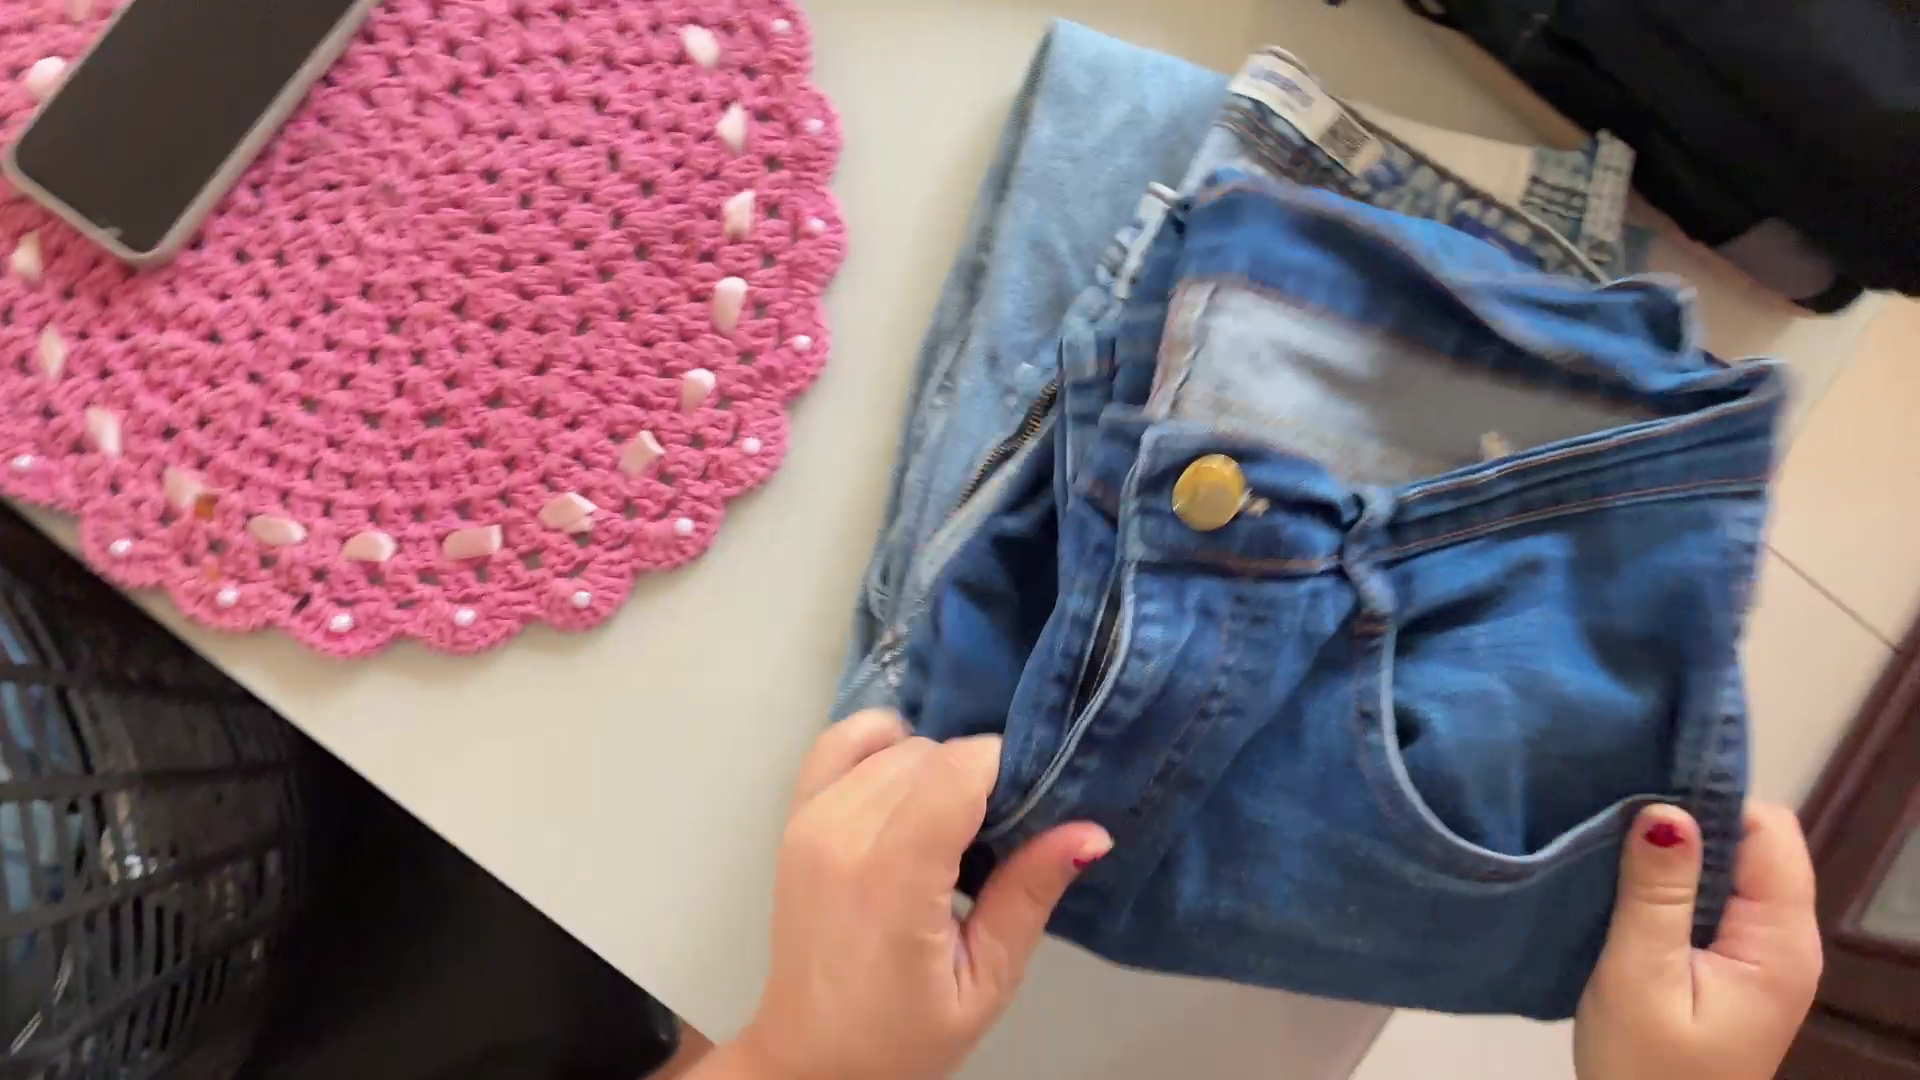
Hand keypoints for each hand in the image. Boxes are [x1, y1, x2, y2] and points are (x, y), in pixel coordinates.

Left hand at [716, 710, 1111, 1079]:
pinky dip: (879, 741)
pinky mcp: (796, 814)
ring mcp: (813, 817)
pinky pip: (840, 740)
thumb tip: (1093, 831)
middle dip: (974, 776)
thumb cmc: (903, 1034)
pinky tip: (903, 775)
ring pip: (896, 746)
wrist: (810, 1057)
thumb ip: (1030, 895)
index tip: (1026, 801)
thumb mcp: (985, 981)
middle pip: (931, 752)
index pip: (957, 769)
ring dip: (933, 766)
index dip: (1003, 767)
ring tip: (947, 820)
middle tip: (991, 829)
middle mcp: (844, 831)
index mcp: (892, 878)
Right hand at [1574, 803, 1822, 1079]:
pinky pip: (1697, 889)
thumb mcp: (1642, 974)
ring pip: (1718, 863)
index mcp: (1777, 943)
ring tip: (1598, 815)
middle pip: (1746, 843)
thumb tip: (1667, 811)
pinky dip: (1657, 867)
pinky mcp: (1714, 956)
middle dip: (1683, 811)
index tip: (1639, 771)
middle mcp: (1776, 938)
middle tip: (1605, 789)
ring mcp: (1748, 949)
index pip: (1769, 834)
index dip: (1712, 794)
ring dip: (1665, 839)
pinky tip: (1611, 858)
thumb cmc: (1646, 1060)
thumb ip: (1657, 894)